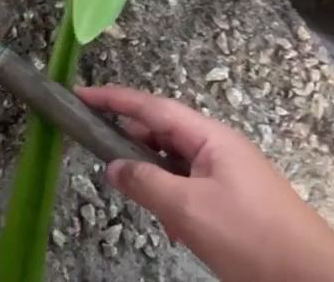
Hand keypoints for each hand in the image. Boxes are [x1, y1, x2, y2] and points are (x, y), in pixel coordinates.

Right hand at [75, 86, 333, 281]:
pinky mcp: (237, 203)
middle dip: (130, 139)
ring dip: (152, 175)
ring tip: (134, 195)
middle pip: (163, 131)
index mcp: (211, 137)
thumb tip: (113, 166)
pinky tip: (170, 224)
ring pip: (176, 162)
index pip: (152, 107)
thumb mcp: (189, 210)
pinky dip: (173, 197)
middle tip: (96, 149)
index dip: (113, 98)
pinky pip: (191, 186)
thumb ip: (145, 183)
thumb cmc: (253, 239)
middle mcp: (220, 148)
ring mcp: (231, 175)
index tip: (80, 94)